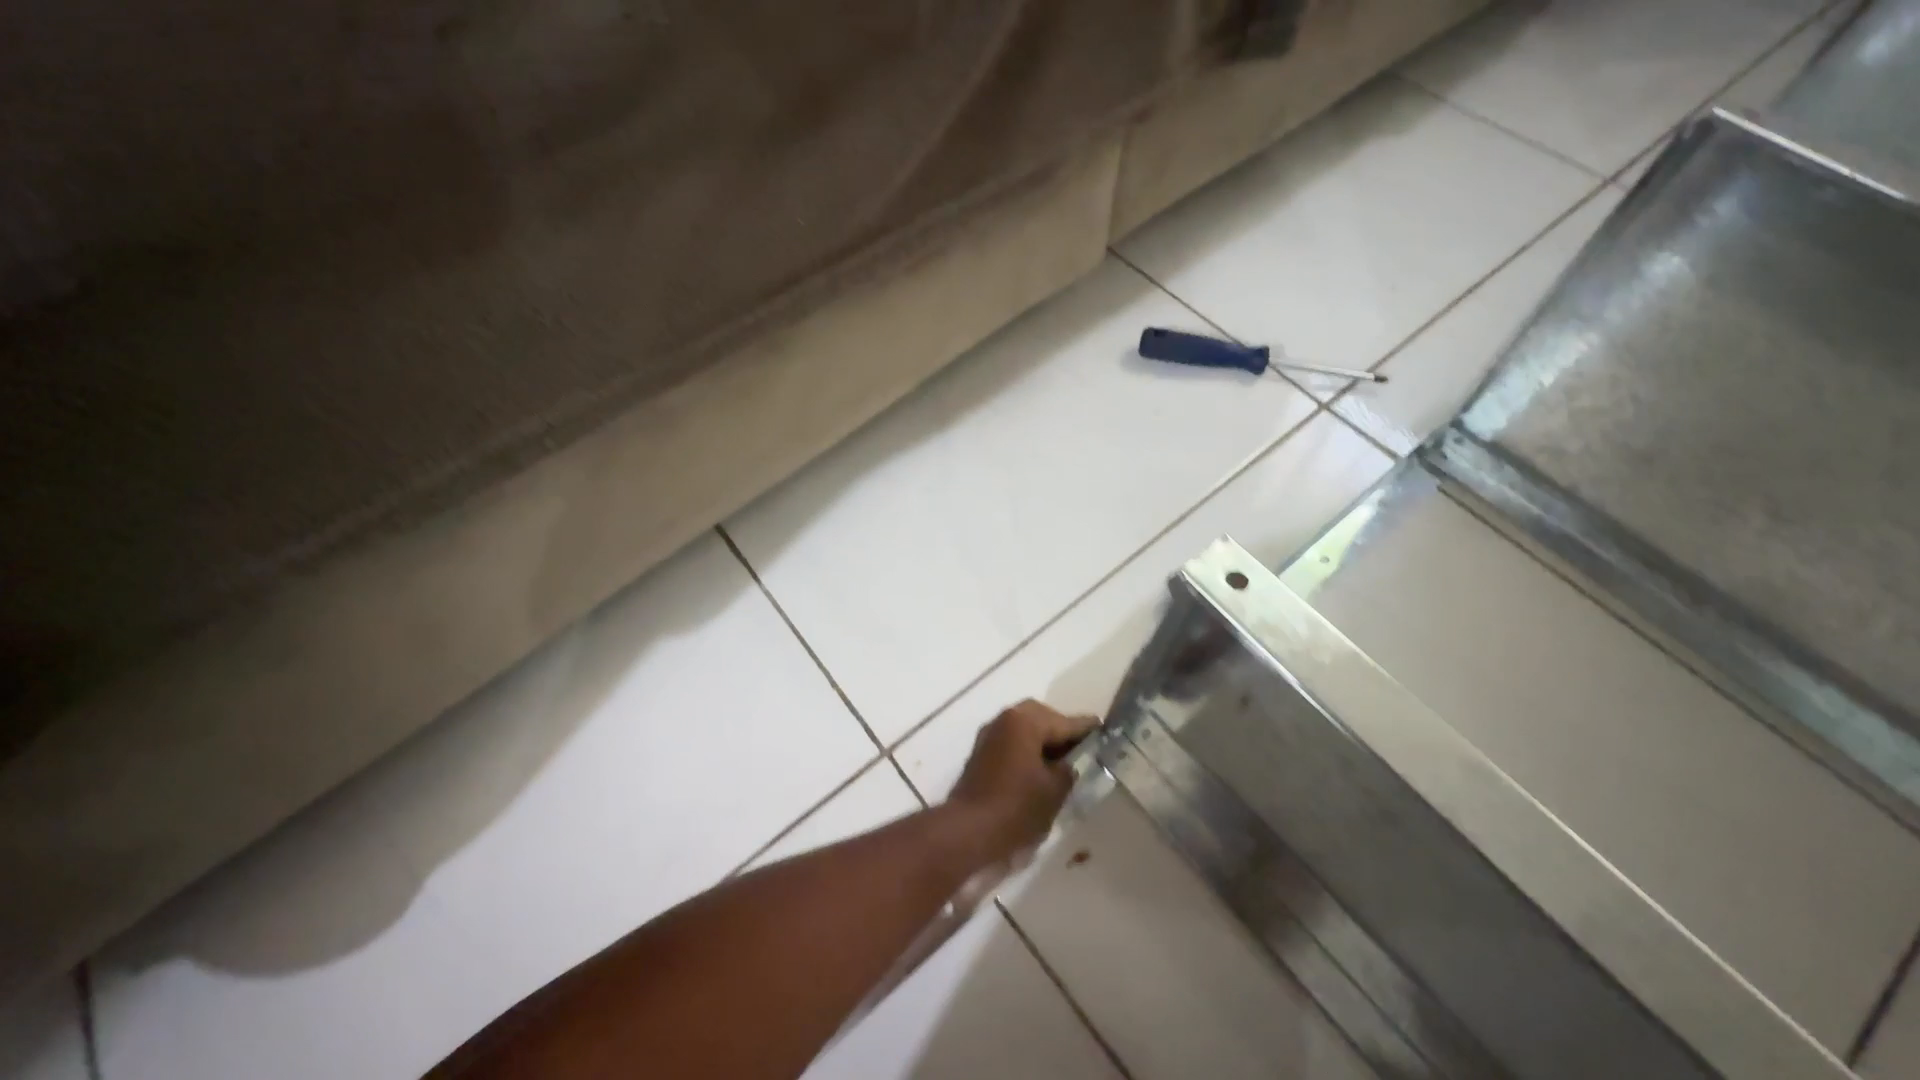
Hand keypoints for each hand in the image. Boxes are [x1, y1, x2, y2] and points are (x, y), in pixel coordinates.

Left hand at [946, 700, 1097, 863]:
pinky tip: (1041, 771)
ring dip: (1044, 742)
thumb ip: (1068, 770)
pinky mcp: (981, 754)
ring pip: (1025, 730)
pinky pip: (1012, 744)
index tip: (1105, 730)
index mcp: (1025, 721)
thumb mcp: (1055, 790)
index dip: (1088, 729)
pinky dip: (1028, 751)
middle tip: (1083, 750)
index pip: (1066, 721)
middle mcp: (1005, 719)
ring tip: (1064, 763)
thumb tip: (1068, 764)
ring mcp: (989, 736)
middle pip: (1043, 719)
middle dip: (1062, 732)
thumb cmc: (1016, 807)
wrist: (969, 831)